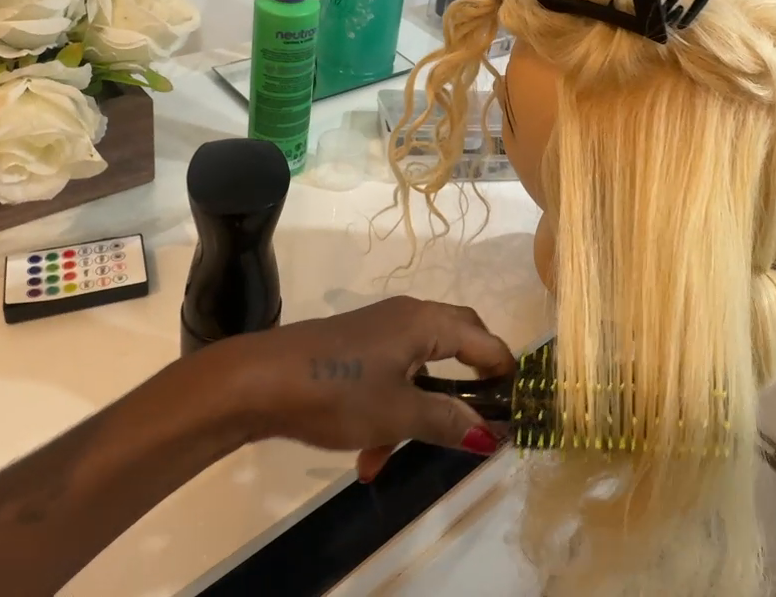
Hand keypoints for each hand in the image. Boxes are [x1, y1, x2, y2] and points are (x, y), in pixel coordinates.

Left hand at [206, 296, 515, 480]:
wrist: (256, 381)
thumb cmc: (337, 392)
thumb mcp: (398, 415)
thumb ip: (448, 422)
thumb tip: (491, 435)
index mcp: (427, 322)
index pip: (485, 341)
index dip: (506, 374)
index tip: (519, 409)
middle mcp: (408, 316)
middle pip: (458, 342)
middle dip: (470, 384)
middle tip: (480, 418)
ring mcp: (378, 330)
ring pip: (419, 368)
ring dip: (417, 412)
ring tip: (393, 458)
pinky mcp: (353, 348)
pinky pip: (389, 375)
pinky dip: (388, 410)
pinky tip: (366, 454)